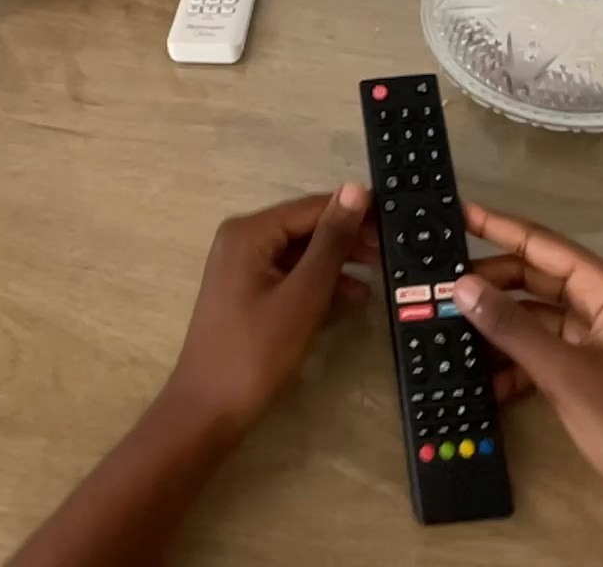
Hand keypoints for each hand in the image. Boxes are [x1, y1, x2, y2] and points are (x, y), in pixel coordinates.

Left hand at [164, 184, 375, 430]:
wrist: (209, 412)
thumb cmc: (257, 352)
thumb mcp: (304, 294)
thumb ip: (331, 241)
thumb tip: (356, 188)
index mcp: (250, 232)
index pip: (313, 207)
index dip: (355, 213)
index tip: (393, 225)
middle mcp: (243, 239)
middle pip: (306, 227)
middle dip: (347, 240)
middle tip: (390, 253)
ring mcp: (242, 266)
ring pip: (300, 253)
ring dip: (337, 263)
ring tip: (379, 275)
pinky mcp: (247, 292)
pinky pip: (290, 274)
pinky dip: (318, 283)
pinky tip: (351, 297)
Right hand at [455, 202, 602, 563]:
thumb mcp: (566, 373)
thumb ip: (512, 327)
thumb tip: (463, 286)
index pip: (540, 243)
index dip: (496, 226)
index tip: (456, 213)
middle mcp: (602, 301)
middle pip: (534, 276)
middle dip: (489, 282)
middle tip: (440, 287)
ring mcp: (598, 336)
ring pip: (536, 314)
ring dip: (499, 324)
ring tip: (452, 329)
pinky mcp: (593, 368)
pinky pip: (545, 348)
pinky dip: (517, 358)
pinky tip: (487, 379)